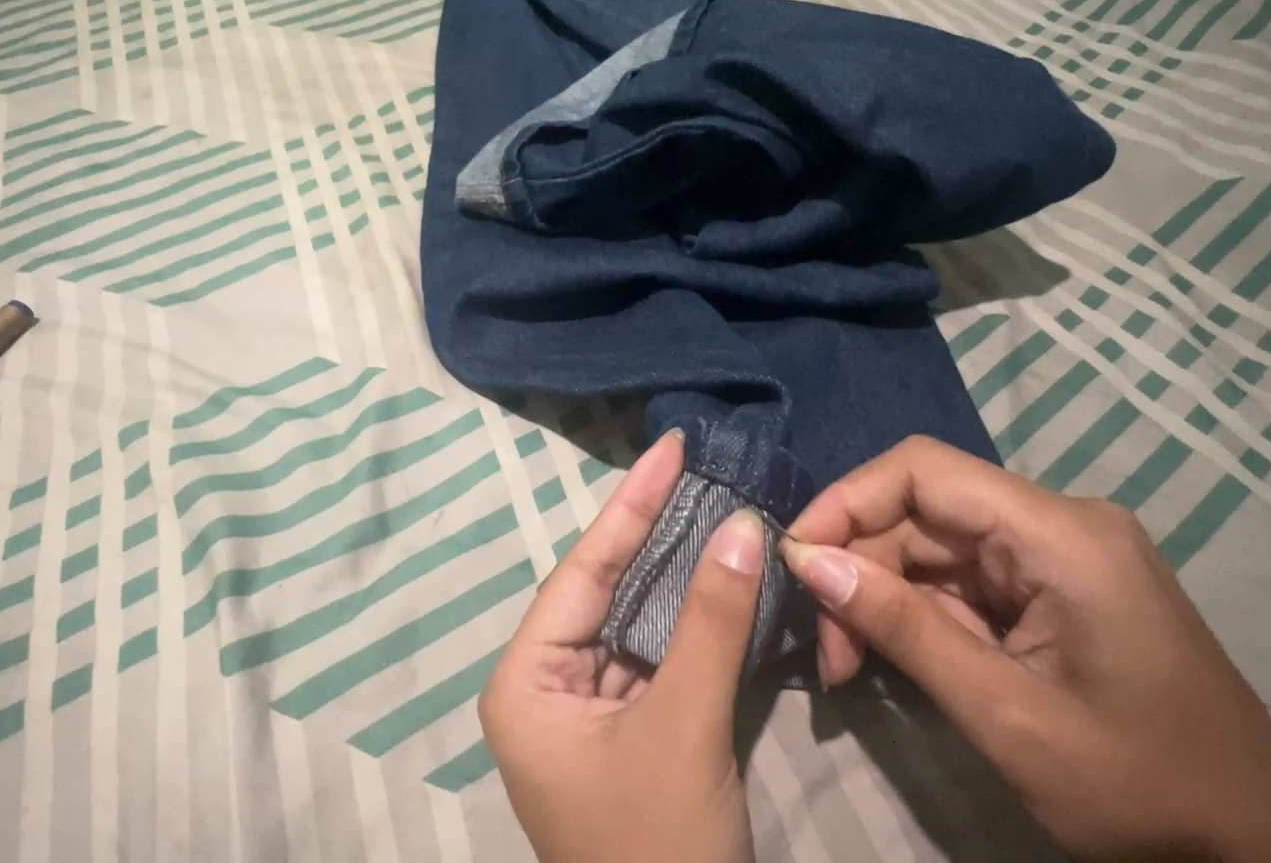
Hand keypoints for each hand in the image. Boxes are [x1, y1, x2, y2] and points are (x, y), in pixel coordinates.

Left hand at [479, 430, 764, 862]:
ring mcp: (588, 707)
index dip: (630, 504)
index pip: (584, 571)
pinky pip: (657, 654)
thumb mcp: (683, 725)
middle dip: (653, 529)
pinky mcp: (629, 727)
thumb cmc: (658, 843)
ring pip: (636, 619)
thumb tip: (743, 527)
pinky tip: (717, 572)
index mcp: (526, 680)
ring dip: (677, 569)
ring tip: (710, 501)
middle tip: (694, 465)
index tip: (669, 447)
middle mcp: (546, 684)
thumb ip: (709, 622)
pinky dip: (691, 617)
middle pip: (608, 589)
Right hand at [781, 436, 1270, 862]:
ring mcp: (1056, 556)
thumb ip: (903, 627)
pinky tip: (890, 659)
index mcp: (1061, 534)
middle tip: (825, 647)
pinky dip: (916, 615)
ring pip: (931, 547)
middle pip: (921, 511)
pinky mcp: (1050, 589)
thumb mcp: (1006, 714)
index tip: (795, 556)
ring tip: (847, 666)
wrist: (1260, 856)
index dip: (846, 500)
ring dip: (880, 598)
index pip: (922, 470)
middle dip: (859, 568)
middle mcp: (1057, 524)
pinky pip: (960, 580)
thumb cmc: (1141, 787)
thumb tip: (805, 559)